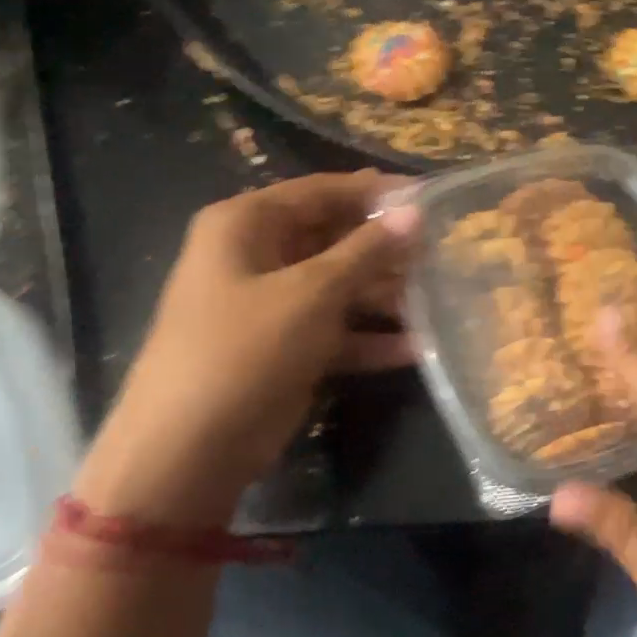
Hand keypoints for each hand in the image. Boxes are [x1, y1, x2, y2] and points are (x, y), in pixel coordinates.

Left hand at [74, 172, 418, 523]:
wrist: (193, 444)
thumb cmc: (246, 350)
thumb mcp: (311, 293)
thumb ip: (366, 252)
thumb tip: (414, 212)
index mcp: (246, 225)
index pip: (320, 192)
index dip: (375, 193)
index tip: (431, 198)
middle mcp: (256, 257)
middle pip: (332, 239)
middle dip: (385, 247)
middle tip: (443, 252)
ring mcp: (271, 307)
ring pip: (339, 288)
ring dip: (385, 295)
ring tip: (440, 299)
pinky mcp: (287, 350)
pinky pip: (337, 333)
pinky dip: (372, 340)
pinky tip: (419, 348)